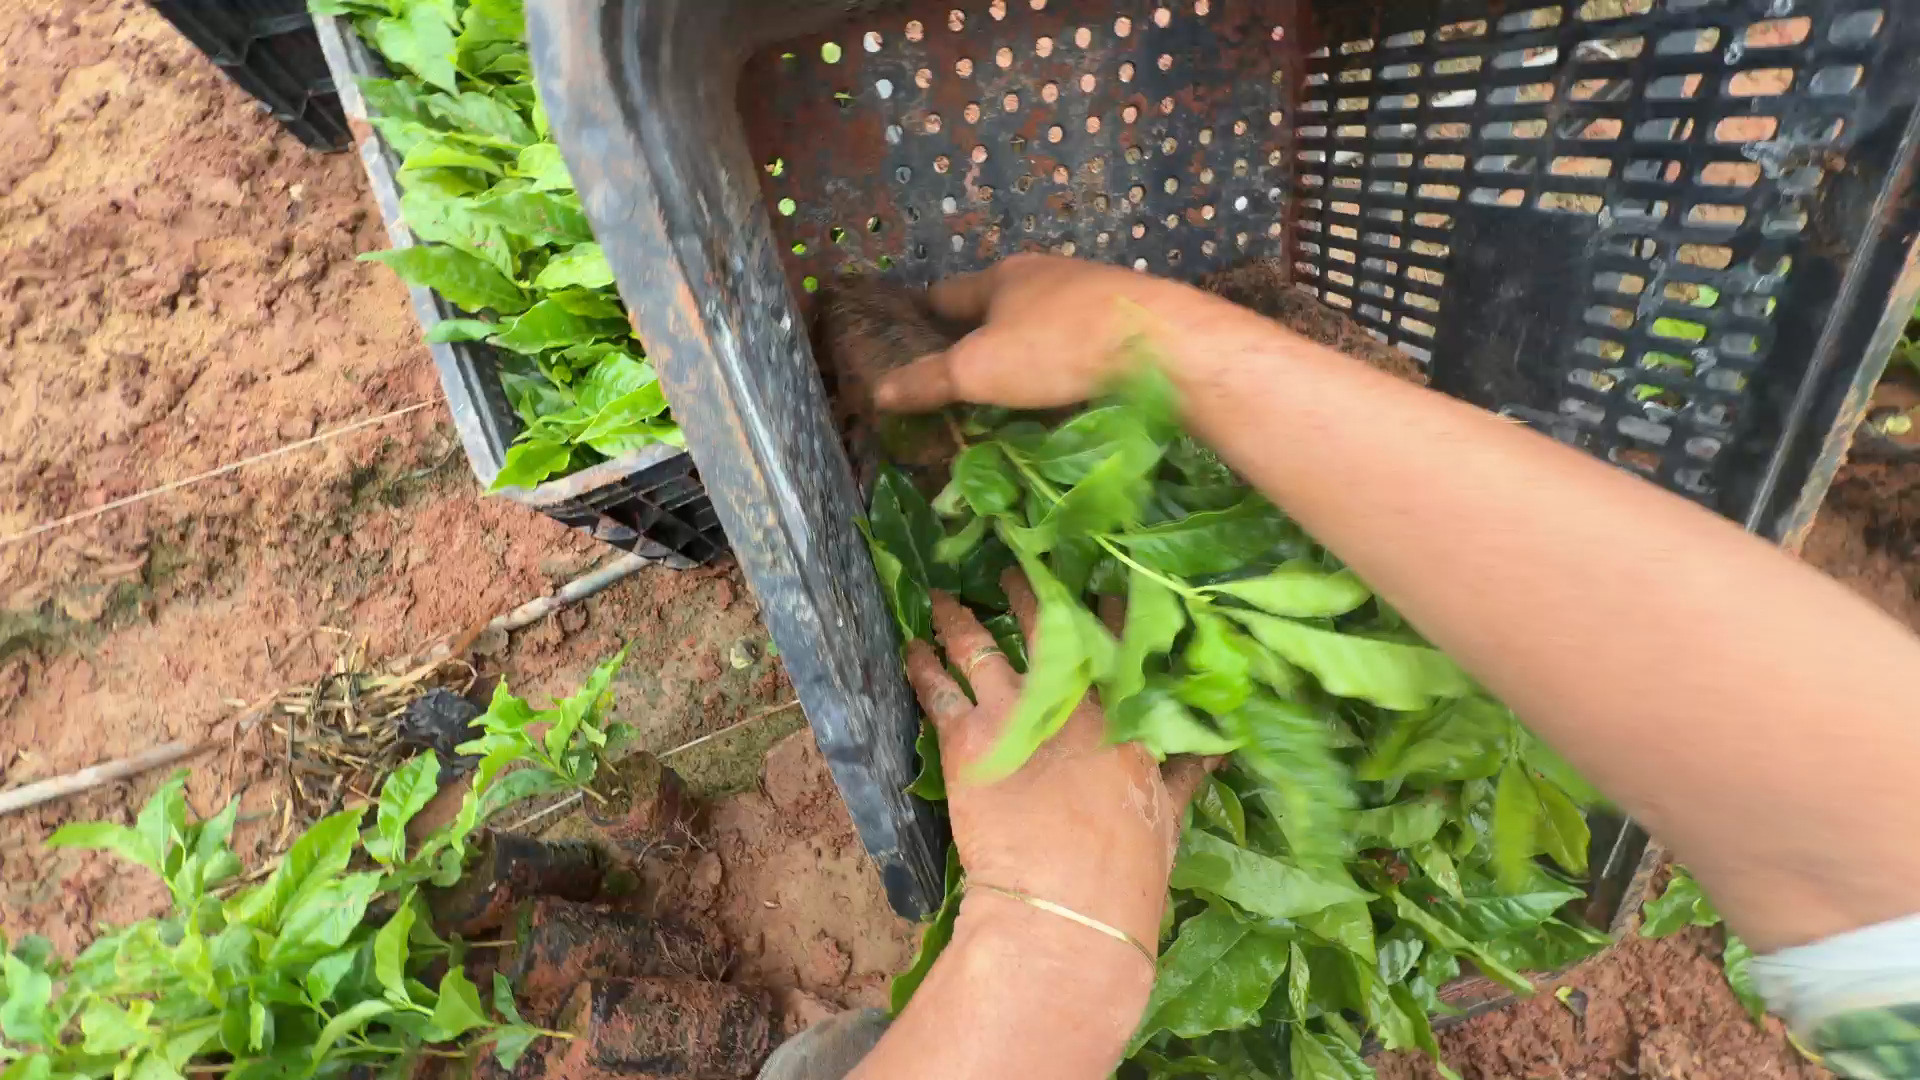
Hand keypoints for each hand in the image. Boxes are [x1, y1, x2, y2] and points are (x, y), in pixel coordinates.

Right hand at [873, 254, 1253, 412]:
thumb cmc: (1054, 348)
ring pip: (1043, 317)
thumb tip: (879, 391)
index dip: (924, 315)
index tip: (909, 335)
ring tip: (1014, 382)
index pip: (947, 294)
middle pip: (998, 302)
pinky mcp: (1127, 313)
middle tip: (963, 370)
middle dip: (979, 332)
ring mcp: (1091, 290)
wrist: (1157, 342)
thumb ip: (929, 381)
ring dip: (1026, 343)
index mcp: (1001, 277)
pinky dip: (1065, 356)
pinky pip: (1080, 336)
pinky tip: (1068, 381)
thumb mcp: (979, 371)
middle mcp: (1045, 273)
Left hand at [904, 572, 1214, 951]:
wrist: (1066, 907)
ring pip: (978, 646)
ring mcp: (1010, 710)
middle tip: (1012, 568)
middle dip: (1028, 591)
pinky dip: (922, 666)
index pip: (1113, 638)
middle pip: (1041, 626)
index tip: (1093, 582)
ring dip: (958, 618)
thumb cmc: (1127, 866)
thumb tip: (1211, 750)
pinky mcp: (966, 737)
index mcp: (1117, 709)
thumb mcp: (1167, 815)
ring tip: (943, 597)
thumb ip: (1184, 773)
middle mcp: (1064, 696)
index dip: (1101, 606)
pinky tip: (912, 647)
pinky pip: (937, 689)